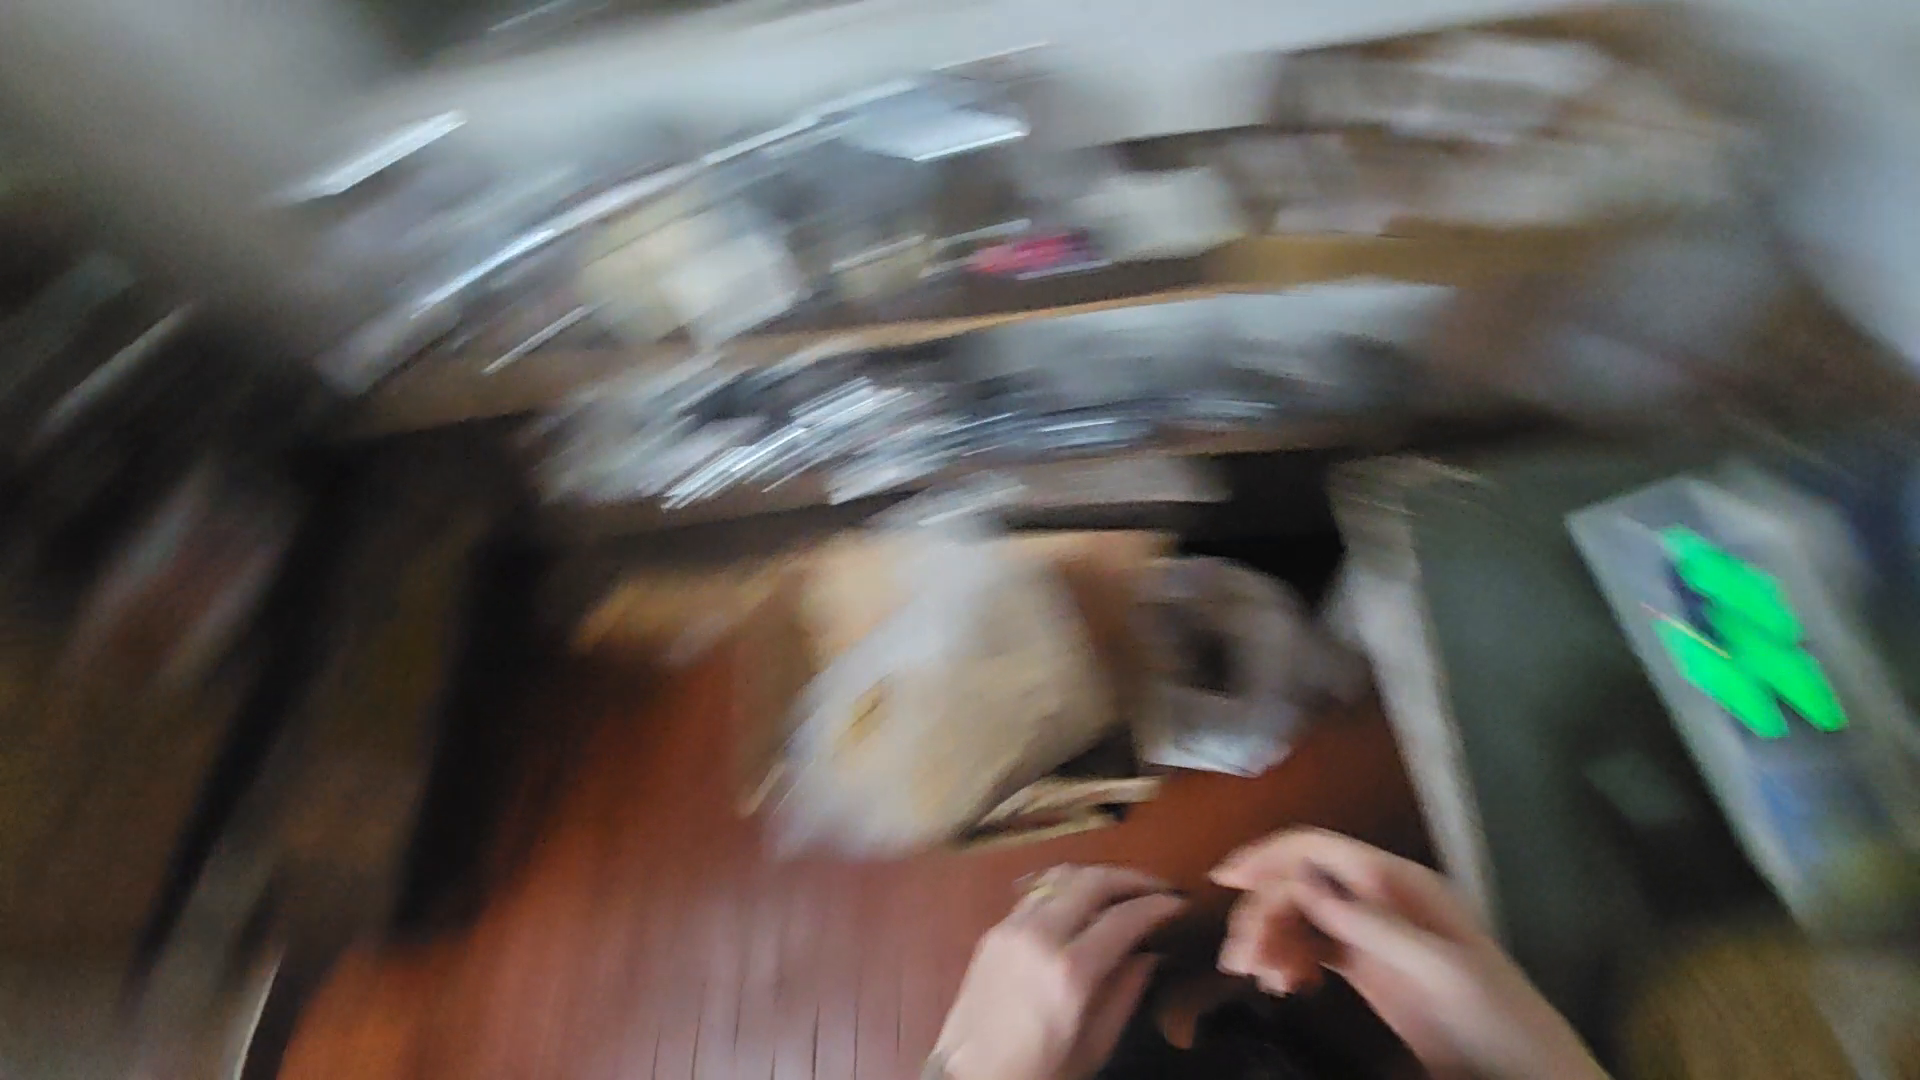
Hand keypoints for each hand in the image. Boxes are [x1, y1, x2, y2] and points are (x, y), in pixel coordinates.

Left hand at [934, 865, 1186, 1079]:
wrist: (970, 1077)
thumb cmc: (1040, 1071)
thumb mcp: (1093, 1047)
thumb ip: (1124, 994)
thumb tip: (1148, 953)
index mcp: (1068, 972)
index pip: (1121, 919)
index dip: (1155, 907)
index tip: (1177, 904)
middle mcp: (1039, 935)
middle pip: (1091, 881)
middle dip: (1129, 878)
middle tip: (1156, 887)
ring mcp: (1012, 925)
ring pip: (1061, 876)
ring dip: (1097, 876)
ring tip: (1123, 888)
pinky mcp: (995, 927)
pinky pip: (1038, 893)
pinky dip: (1067, 888)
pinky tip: (1082, 903)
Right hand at [1211, 829, 1606, 1079]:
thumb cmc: (1497, 1022)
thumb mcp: (1441, 971)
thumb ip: (1371, 923)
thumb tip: (1301, 878)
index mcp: (1396, 883)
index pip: (1317, 849)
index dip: (1268, 856)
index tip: (1224, 880)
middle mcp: (1377, 899)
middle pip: (1299, 885)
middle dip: (1264, 913)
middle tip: (1241, 960)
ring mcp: (1370, 934)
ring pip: (1299, 917)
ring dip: (1271, 940)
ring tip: (1261, 978)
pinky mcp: (1366, 969)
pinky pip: (1311, 949)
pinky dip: (1288, 960)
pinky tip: (1284, 985)